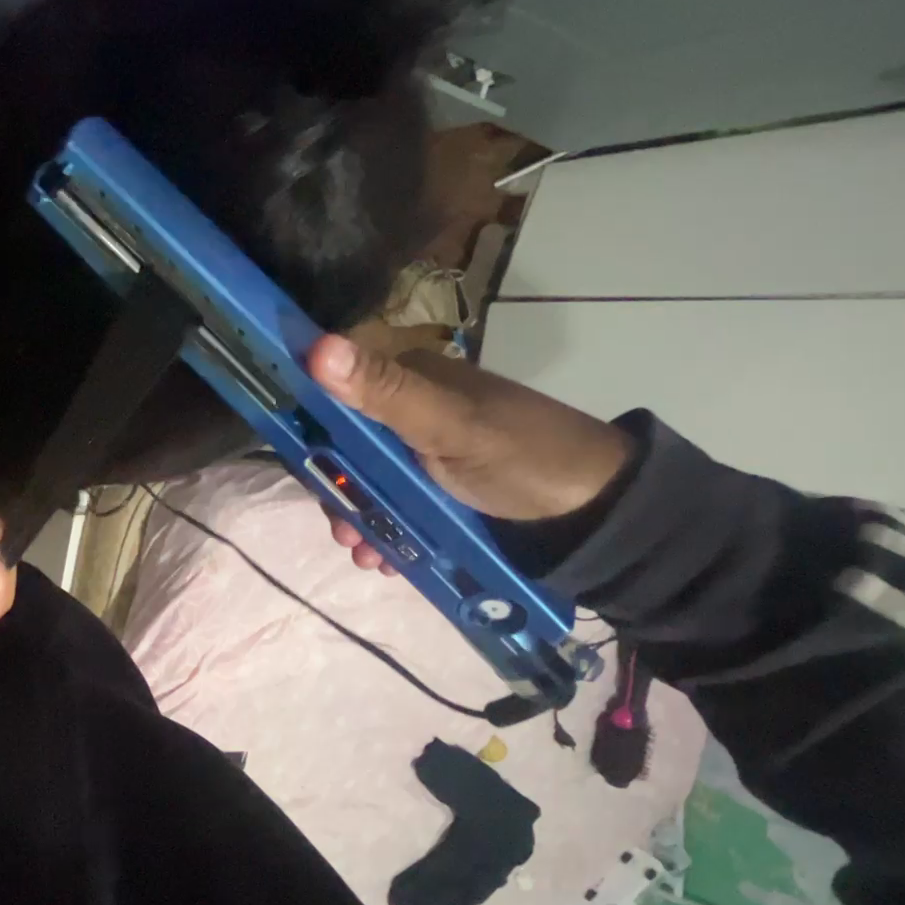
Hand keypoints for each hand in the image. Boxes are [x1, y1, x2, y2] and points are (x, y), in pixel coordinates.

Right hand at [307, 334, 632, 573]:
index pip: (333, 394)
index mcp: (409, 380)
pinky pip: (392, 505)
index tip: (303, 471)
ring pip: (365, 482)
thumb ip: (384, 392)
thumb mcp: (450, 426)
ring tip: (365, 554)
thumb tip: (317, 346)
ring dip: (357, 519)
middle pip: (343, 447)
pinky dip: (383, 531)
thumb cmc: (524, 458)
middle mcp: (410, 411)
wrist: (601, 515)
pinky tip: (386, 558)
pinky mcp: (437, 485)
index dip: (308, 430)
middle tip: (344, 531)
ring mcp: (423, 451)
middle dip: (337, 491)